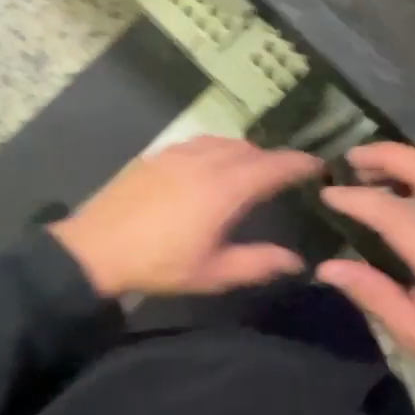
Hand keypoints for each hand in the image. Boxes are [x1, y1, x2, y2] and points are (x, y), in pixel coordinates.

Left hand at [49, 137, 321, 297]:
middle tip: (287, 175)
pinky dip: (216, 148)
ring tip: (252, 169)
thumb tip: (296, 260)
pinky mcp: (156, 155)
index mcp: (223, 188)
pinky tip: (211, 165)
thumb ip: (257, 263)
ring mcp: (177, 154)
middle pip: (249, 149)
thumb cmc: (158, 264)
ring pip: (222, 141)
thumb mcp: (212, 272)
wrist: (96, 247)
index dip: (298, 163)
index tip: (318, 165)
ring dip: (243, 151)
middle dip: (272, 158)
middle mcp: (204, 161)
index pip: (272, 166)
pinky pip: (197, 142)